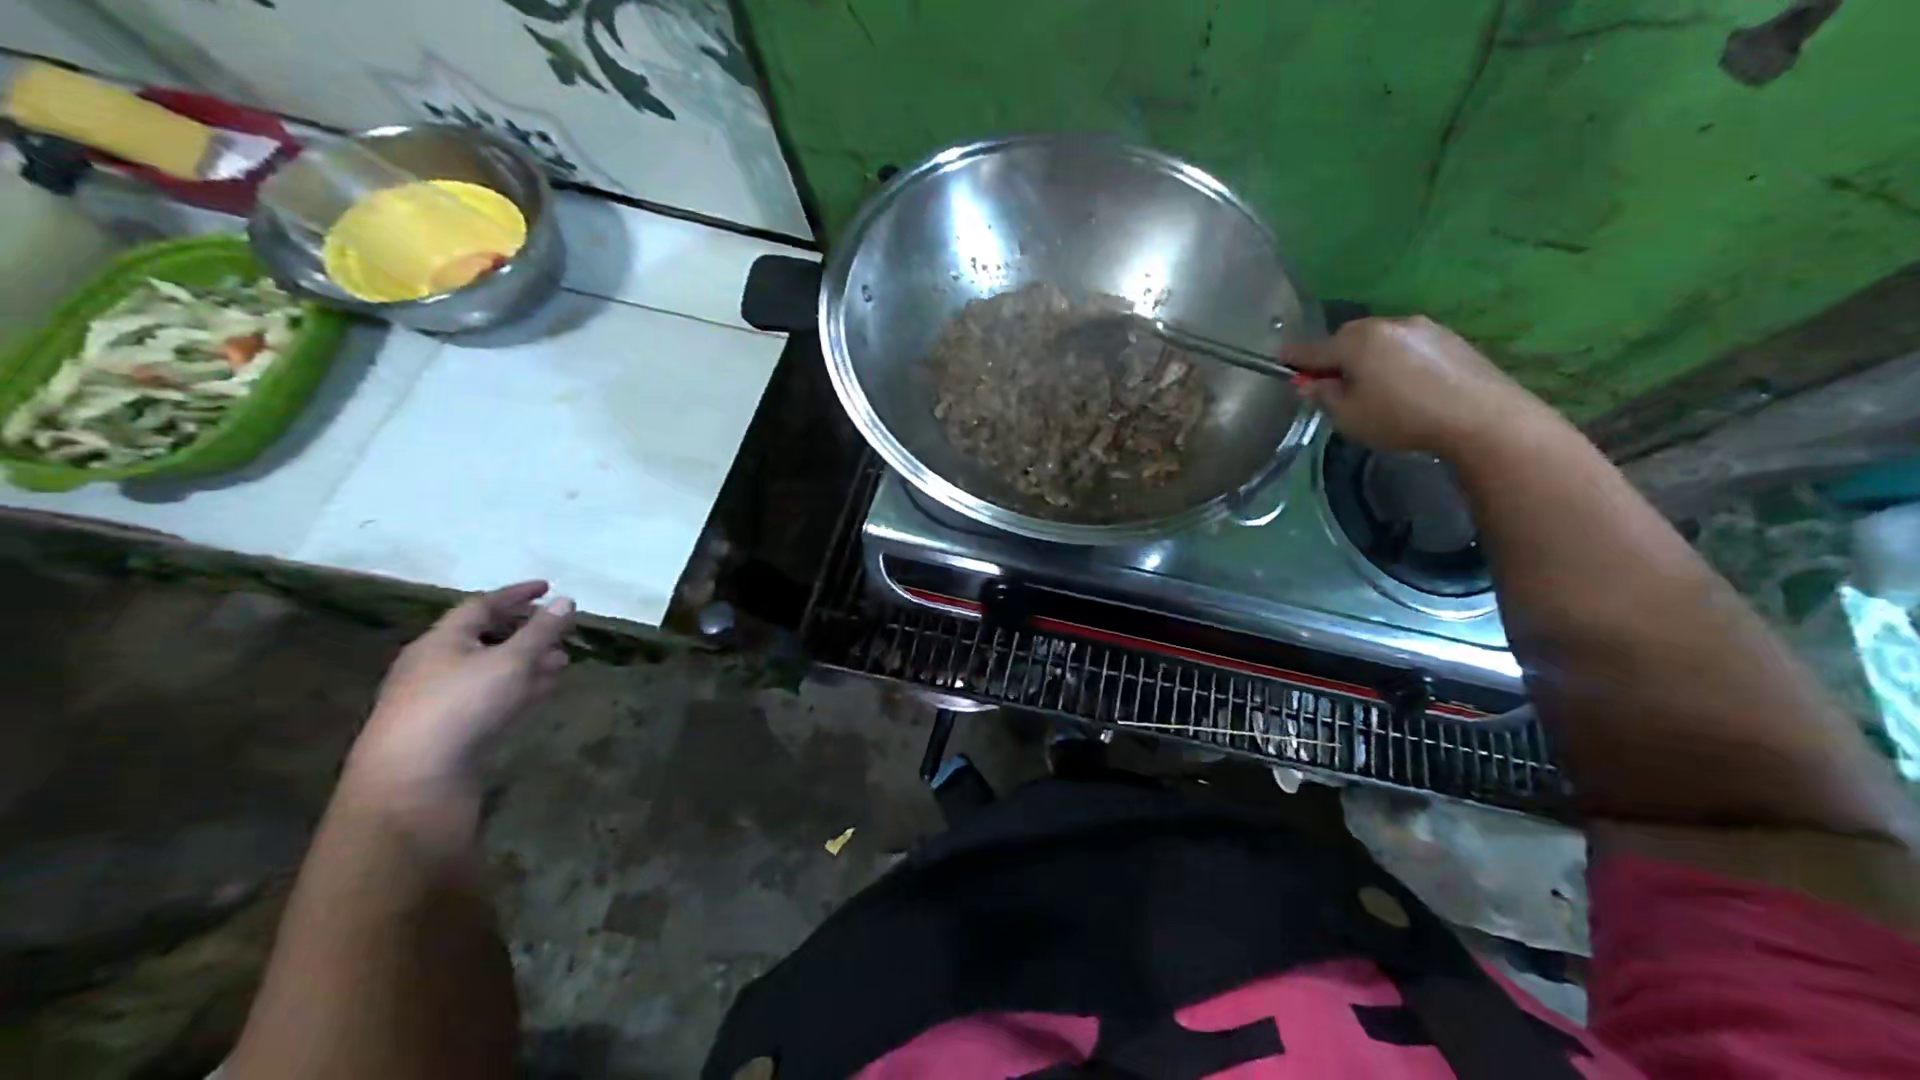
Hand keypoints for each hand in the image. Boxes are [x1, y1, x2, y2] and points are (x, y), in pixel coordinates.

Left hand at [346, 581, 574, 799]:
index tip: (548, 587)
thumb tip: (566, 600)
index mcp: (441, 641)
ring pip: (491, 671)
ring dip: (527, 663)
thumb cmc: (461, 707)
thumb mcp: (510, 662)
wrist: (413, 783)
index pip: (481, 605)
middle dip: (525, 631)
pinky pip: (491, 698)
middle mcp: (435, 666)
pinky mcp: (450, 732)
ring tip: (563, 661)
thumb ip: (542, 632)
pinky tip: (542, 691)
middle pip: (484, 638)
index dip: (516, 594)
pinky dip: (519, 689)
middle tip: (559, 629)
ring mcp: (441, 701)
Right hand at [1281, 316, 1557, 457]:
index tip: (1280, 360)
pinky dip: (1396, 360)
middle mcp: (1387, 324)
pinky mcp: (1449, 338)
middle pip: (1347, 339)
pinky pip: (1407, 346)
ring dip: (1368, 358)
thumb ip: (1323, 395)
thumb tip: (1309, 382)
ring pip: (1379, 341)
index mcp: (1356, 341)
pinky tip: (1404, 386)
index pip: (1312, 349)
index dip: (1293, 358)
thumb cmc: (1401, 418)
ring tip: (1372, 388)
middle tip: (1332, 384)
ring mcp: (1422, 327)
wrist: (1481, 417)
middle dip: (1336, 357)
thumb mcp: (1348, 416)